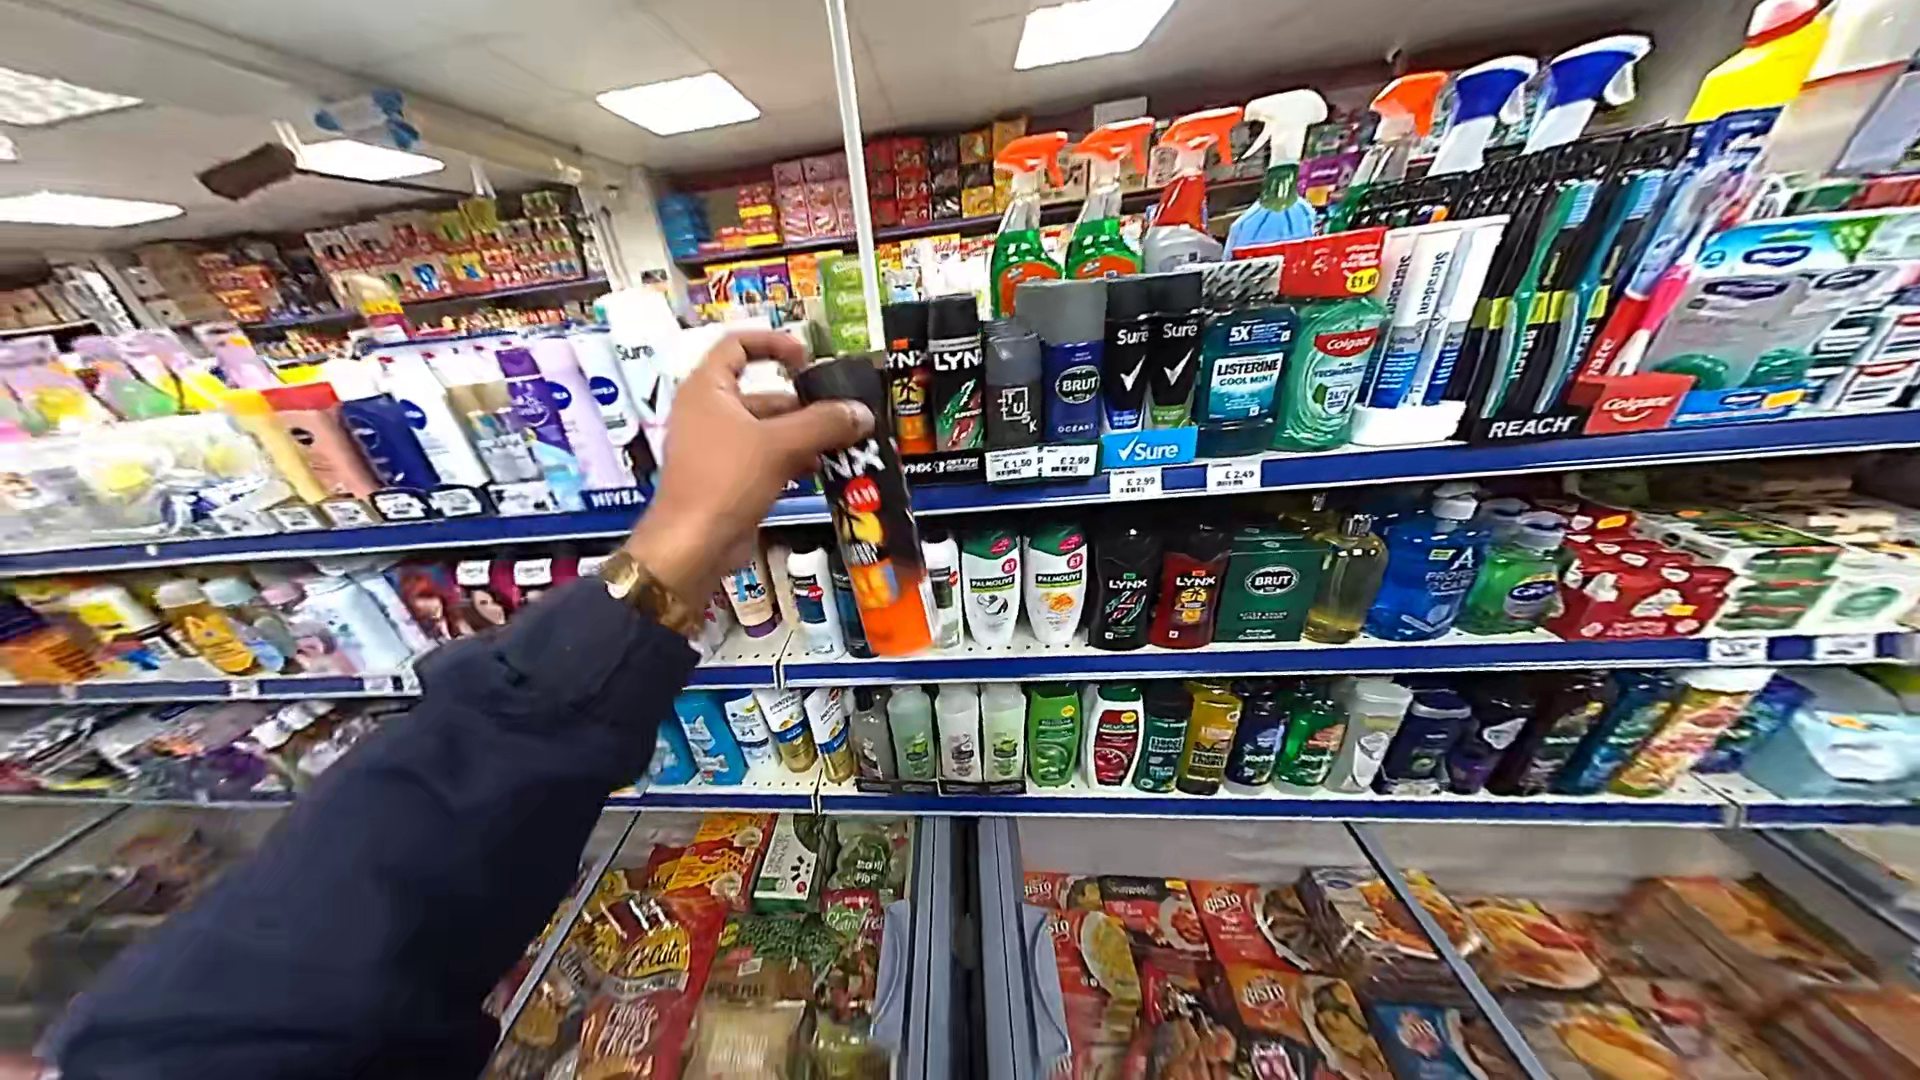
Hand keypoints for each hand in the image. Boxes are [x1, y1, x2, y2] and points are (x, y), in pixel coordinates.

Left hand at [624, 330, 872, 601]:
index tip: (808, 357)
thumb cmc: (726, 480)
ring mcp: (719, 448)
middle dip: (804, 404)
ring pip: (770, 430)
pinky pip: (768, 458)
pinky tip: (821, 469)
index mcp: (708, 389)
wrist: (694, 545)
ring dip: (805, 436)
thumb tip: (862, 413)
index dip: (773, 343)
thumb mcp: (779, 445)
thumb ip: (824, 423)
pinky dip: (794, 459)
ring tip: (841, 444)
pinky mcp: (731, 478)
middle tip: (843, 414)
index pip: (738, 345)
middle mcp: (710, 412)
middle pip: (764, 395)